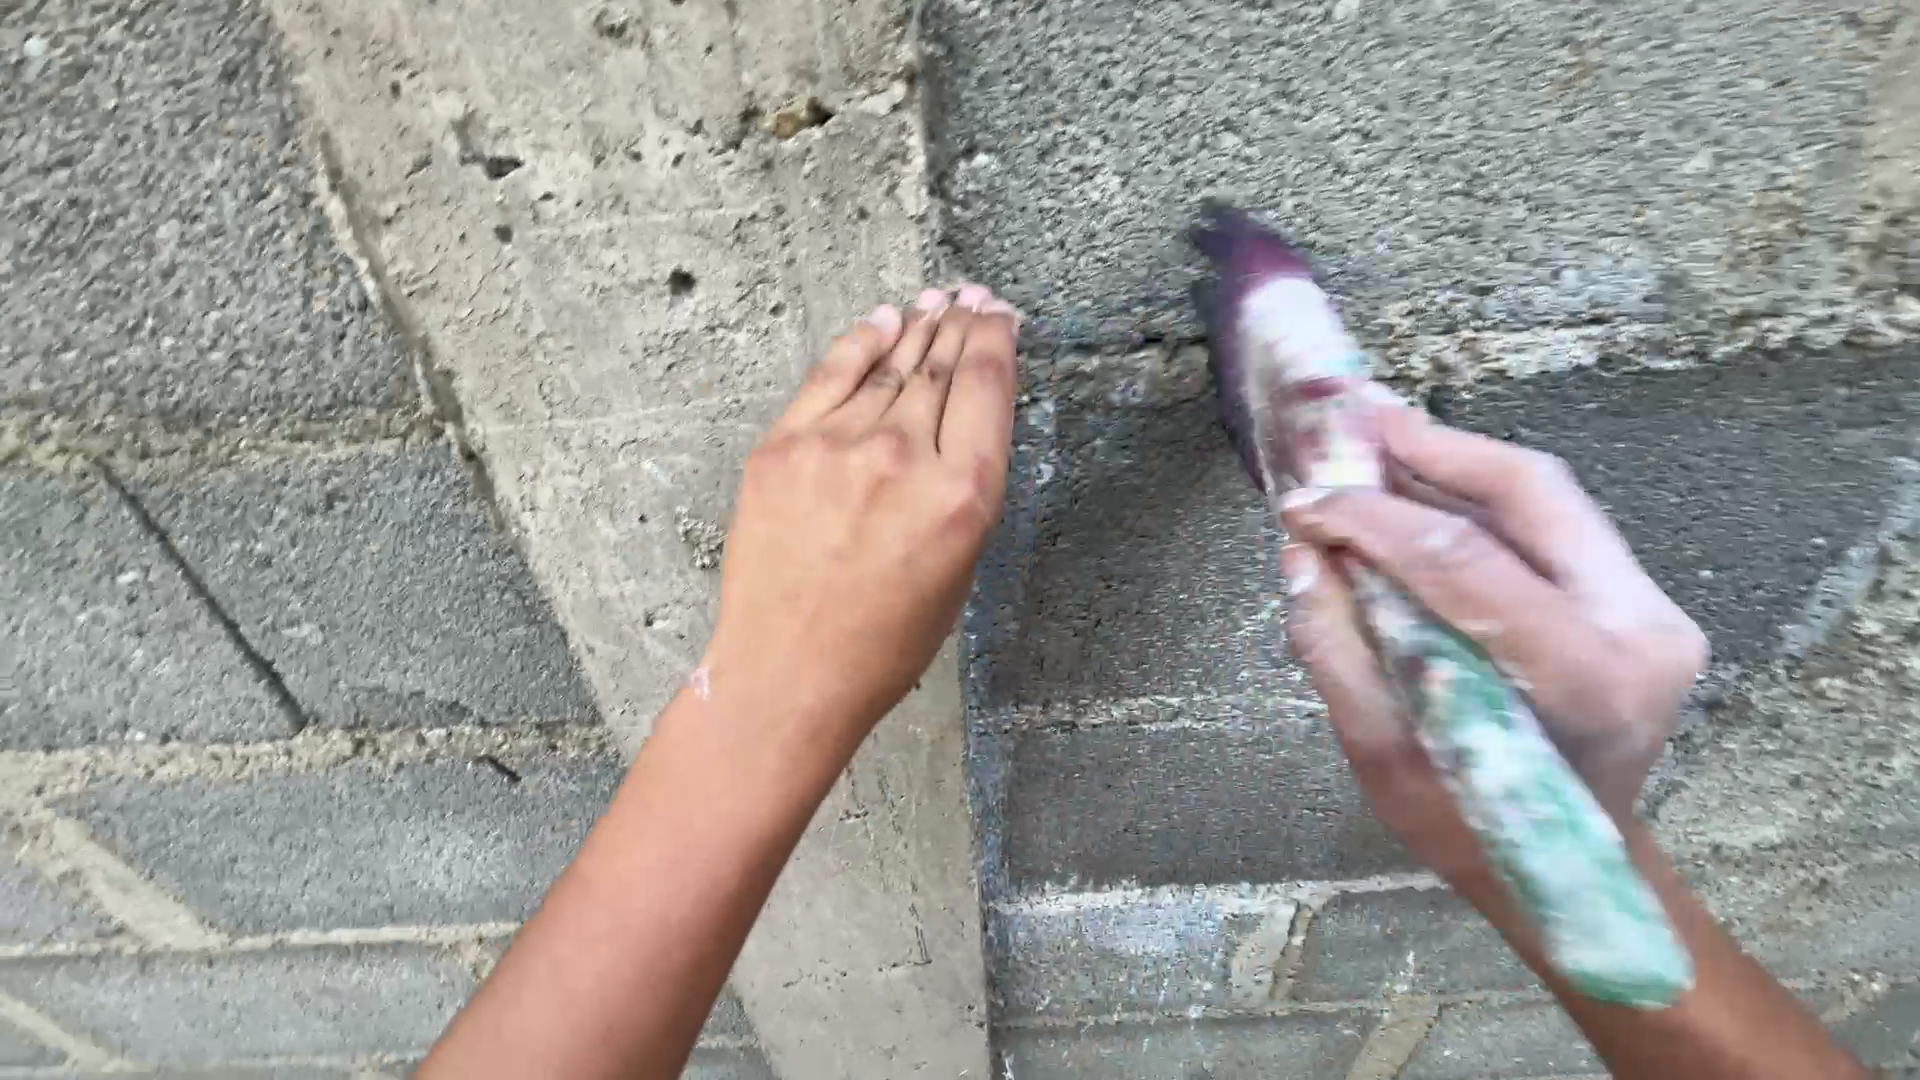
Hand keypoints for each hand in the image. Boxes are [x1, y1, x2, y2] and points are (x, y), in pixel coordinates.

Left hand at [701, 285, 1018, 742]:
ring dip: (917, 329)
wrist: (790, 670)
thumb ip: (963, 491)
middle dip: (961, 325)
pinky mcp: (784, 447)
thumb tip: (958, 430)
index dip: (997, 340)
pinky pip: (829, 376)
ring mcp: (838, 446)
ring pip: (889, 366)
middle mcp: (905, 456)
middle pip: (940, 367)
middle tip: (972, 298)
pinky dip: (860, 343)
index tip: (1000, 317)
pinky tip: (883, 321)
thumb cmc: (885, 640)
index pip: (988, 387)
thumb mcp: (958, 569)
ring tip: (934, 301)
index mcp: (962, 495)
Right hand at [1278, 403, 1708, 893]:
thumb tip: (1299, 555)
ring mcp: (1648, 606)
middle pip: (1530, 493)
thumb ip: (1333, 647)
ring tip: (1373, 431)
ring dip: (1447, 457)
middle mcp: (1639, 626)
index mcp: (1581, 678)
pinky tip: (1412, 475)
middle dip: (1430, 447)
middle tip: (1352, 419)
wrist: (1566, 867)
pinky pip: (1541, 519)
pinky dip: (1467, 489)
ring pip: (1541, 494)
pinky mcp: (1631, 598)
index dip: (1369, 518)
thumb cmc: (1466, 824)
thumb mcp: (1376, 751)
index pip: (1461, 561)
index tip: (1301, 505)